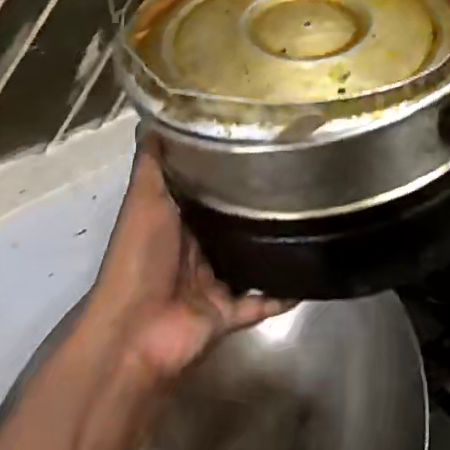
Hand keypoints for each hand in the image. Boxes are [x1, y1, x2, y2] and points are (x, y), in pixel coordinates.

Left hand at [84, 138, 291, 380]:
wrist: (136, 332)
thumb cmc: (140, 258)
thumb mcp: (144, 199)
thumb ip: (154, 164)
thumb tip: (155, 117)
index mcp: (174, 221)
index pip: (205, 189)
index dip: (227, 169)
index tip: (260, 142)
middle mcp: (195, 249)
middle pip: (231, 225)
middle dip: (258, 207)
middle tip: (298, 177)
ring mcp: (213, 283)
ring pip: (250, 260)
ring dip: (273, 248)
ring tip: (313, 220)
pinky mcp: (229, 313)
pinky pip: (264, 301)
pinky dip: (283, 293)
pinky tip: (312, 273)